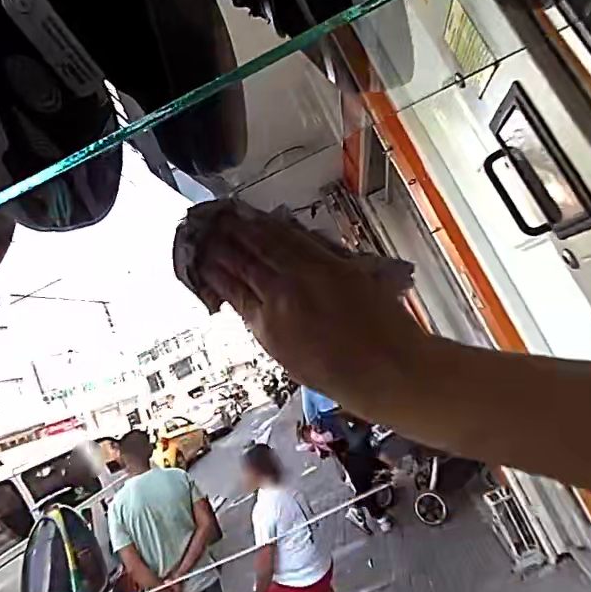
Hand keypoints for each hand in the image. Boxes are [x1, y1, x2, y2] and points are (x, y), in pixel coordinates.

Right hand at [199, 213, 428, 402]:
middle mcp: (281, 295)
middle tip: (206, 227)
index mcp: (267, 326)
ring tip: (228, 216)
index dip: (213, 271)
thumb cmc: (341, 375)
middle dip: (222, 242)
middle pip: (243, 261)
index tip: (201, 259)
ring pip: (267, 244)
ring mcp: (307, 276)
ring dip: (245, 227)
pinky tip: (266, 220)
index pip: (231, 290)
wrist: (388, 370)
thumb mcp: (289, 358)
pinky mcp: (333, 264)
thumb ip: (266, 327)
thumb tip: (250, 305)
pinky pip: (297, 238)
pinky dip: (278, 227)